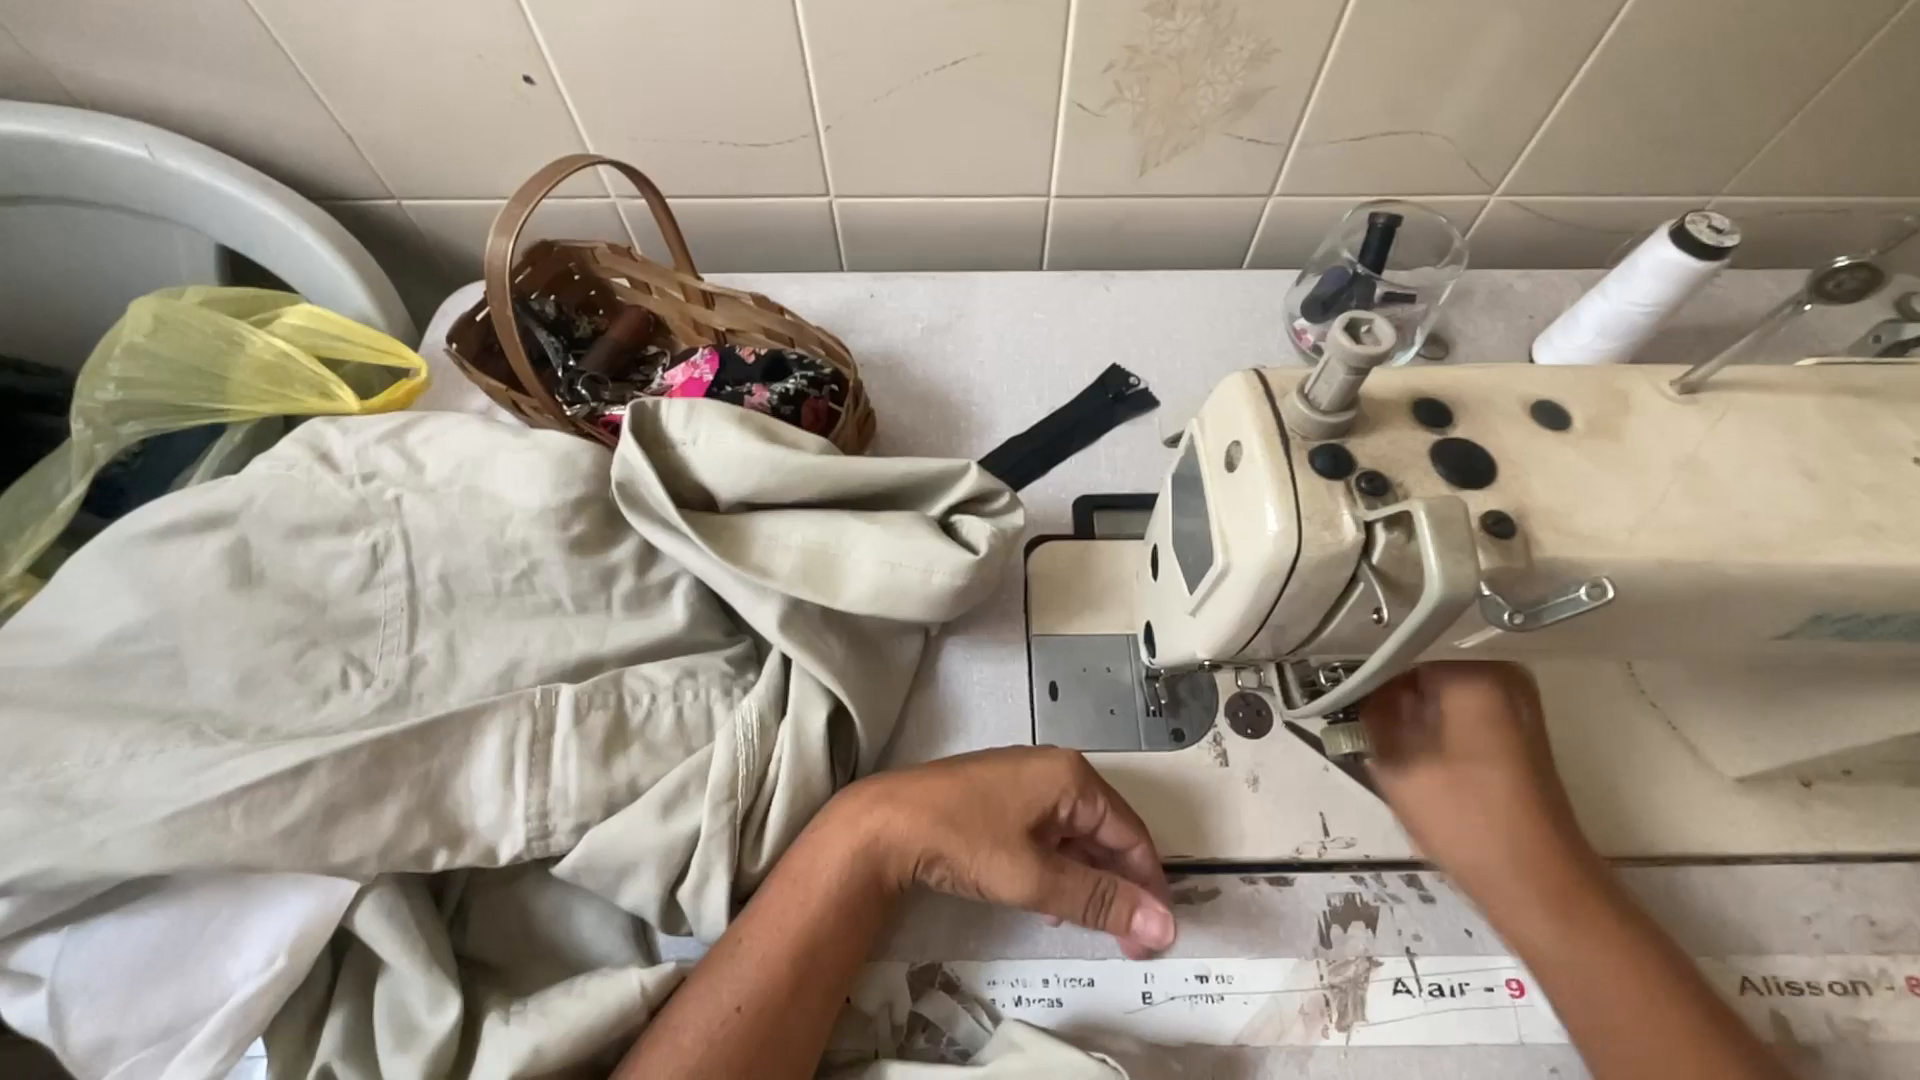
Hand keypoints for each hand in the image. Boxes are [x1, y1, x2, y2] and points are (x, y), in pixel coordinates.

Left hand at [826, 747, 1175, 958]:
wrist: (884, 823)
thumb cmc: (964, 840)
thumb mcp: (1035, 877)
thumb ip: (1099, 900)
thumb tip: (1164, 924)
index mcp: (1072, 777)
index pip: (1132, 834)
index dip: (1147, 887)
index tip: (1154, 936)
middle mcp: (1054, 769)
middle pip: (1107, 832)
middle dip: (1117, 886)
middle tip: (1125, 940)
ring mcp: (1025, 779)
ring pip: (1076, 834)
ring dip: (1086, 879)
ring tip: (1083, 922)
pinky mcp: (1002, 795)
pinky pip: (1048, 831)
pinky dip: (1057, 865)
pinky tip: (1048, 898)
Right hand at [1360, 662, 1598, 897]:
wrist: (1535, 883)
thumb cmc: (1463, 817)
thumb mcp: (1395, 761)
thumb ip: (1368, 713)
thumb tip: (1351, 688)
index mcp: (1476, 675)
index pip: (1395, 660)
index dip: (1362, 685)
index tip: (1338, 709)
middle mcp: (1502, 680)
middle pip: (1417, 679)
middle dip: (1385, 705)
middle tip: (1359, 736)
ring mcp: (1514, 709)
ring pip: (1433, 703)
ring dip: (1405, 723)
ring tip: (1382, 753)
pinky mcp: (1514, 738)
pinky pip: (1454, 720)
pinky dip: (1429, 736)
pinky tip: (1412, 765)